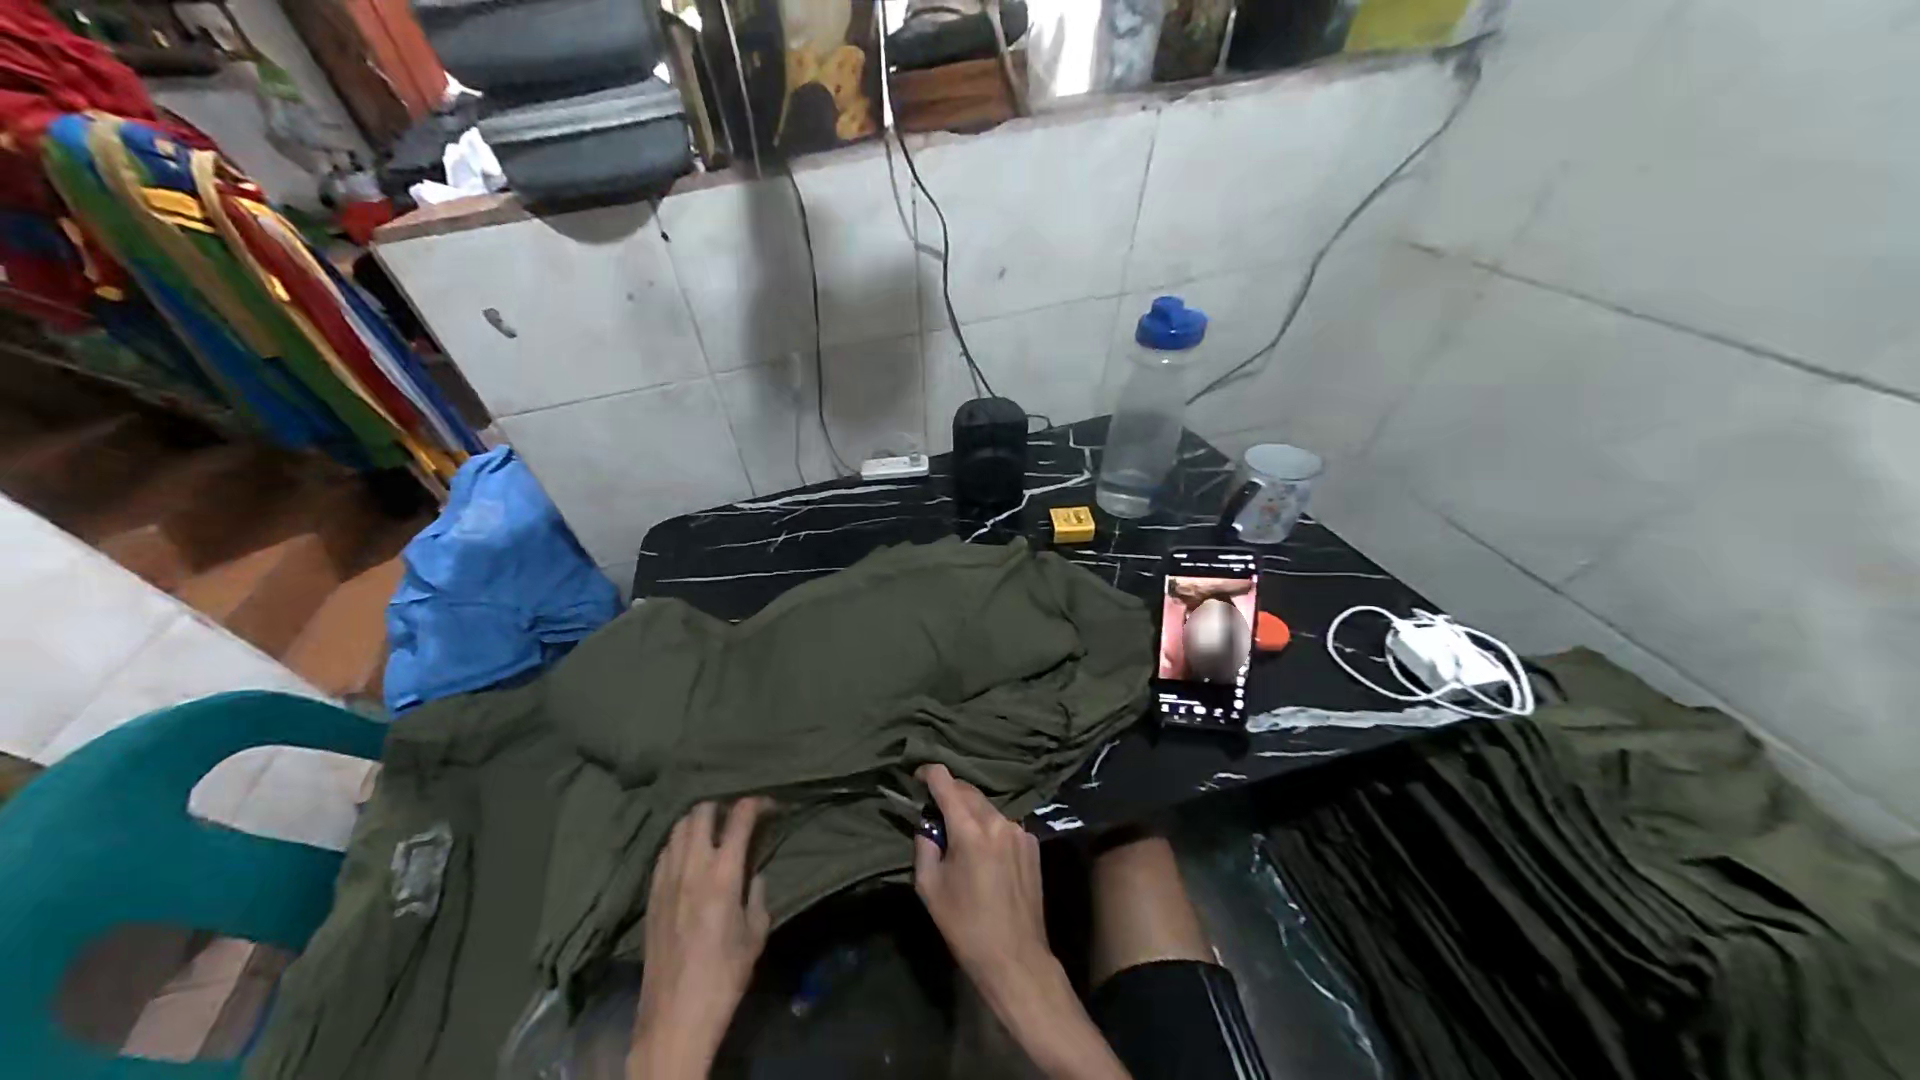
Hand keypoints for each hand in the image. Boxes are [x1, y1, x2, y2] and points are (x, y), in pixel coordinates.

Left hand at [629, 799, 770, 1079]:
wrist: (675, 1014)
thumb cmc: (725, 974)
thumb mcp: (756, 934)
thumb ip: (757, 895)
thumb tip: (754, 875)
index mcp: (723, 873)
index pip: (739, 818)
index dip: (756, 803)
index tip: (769, 804)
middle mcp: (692, 867)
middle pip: (701, 812)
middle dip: (721, 805)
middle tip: (736, 815)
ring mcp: (666, 879)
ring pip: (678, 828)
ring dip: (697, 821)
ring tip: (712, 829)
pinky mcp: (650, 895)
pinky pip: (664, 853)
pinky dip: (678, 843)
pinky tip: (688, 854)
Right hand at [913, 766, 1131, 1079]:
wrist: (1015, 956)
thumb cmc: (965, 925)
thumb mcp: (929, 886)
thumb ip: (924, 845)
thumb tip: (927, 824)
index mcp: (970, 830)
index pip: (946, 781)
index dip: (928, 773)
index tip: (917, 778)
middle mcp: (998, 821)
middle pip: (968, 790)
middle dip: (948, 792)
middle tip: (933, 808)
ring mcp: (1019, 830)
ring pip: (987, 806)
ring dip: (969, 810)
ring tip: (958, 832)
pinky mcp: (1032, 843)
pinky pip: (1003, 823)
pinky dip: (988, 827)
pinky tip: (983, 850)